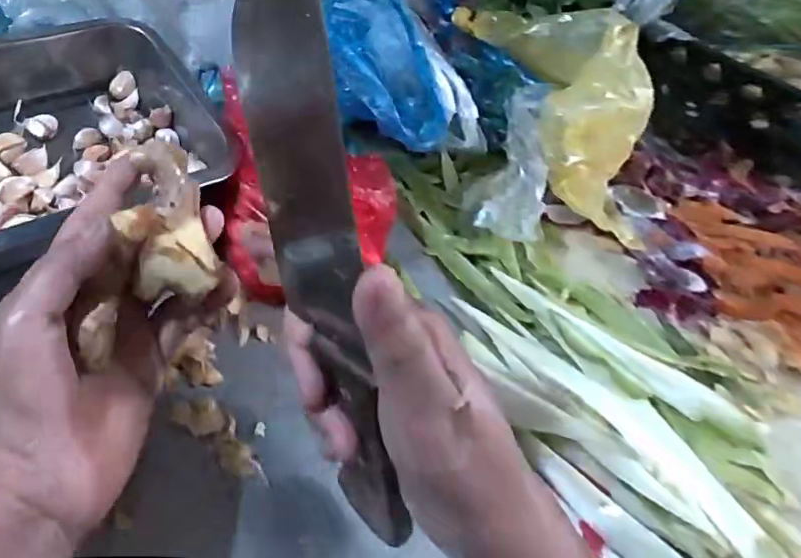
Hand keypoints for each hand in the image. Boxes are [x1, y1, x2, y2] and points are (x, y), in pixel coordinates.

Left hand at [0, 159, 228, 557]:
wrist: (31, 493)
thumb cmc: (16, 398)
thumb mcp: (26, 320)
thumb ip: (66, 266)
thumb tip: (109, 218)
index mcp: (57, 283)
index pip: (89, 224)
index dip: (113, 191)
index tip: (142, 158)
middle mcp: (94, 299)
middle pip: (135, 246)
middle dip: (165, 219)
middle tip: (202, 199)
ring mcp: (124, 332)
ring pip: (163, 279)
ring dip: (190, 255)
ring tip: (221, 234)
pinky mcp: (151, 364)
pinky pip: (181, 321)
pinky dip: (204, 301)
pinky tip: (225, 286)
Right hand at [284, 266, 585, 557]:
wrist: (490, 532)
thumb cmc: (459, 462)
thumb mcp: (423, 400)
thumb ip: (395, 338)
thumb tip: (373, 268)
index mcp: (410, 320)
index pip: (337, 296)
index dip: (309, 333)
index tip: (311, 385)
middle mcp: (399, 333)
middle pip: (328, 333)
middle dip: (315, 378)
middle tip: (326, 423)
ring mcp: (394, 367)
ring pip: (331, 366)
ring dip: (324, 408)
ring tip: (342, 448)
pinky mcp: (388, 399)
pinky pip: (343, 394)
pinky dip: (334, 421)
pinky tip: (345, 452)